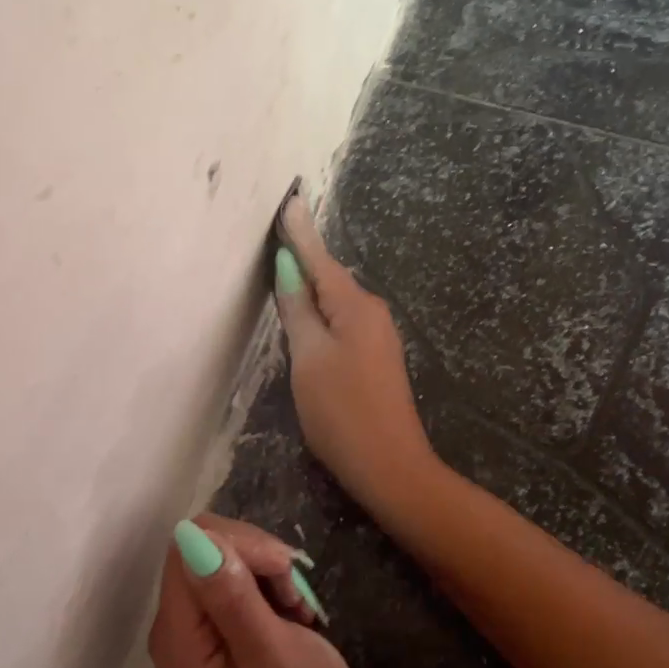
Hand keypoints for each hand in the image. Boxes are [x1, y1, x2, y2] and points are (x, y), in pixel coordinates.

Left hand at [148, 517, 355, 667]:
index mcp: (177, 639)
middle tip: (293, 591)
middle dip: (256, 556)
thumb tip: (192, 534)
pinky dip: (267, 578)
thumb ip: (234, 599)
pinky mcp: (213, 620)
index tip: (283, 569)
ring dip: (267, 568)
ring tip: (295, 604)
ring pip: (222, 552)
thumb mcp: (275, 658)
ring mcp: (192, 622)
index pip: (189, 548)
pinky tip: (289, 606)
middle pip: (203, 546)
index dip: (239, 545)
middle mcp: (173, 625)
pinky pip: (233, 571)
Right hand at [273, 195, 435, 508]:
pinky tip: (306, 315)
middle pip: (329, 276)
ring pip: (336, 300)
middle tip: (277, 232)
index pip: (320, 259)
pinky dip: (321, 311)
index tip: (290, 200)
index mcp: (355, 306)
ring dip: (310, 286)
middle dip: (303, 257)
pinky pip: (342, 320)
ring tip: (283, 268)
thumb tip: (288, 267)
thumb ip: (298, 310)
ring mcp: (377, 335)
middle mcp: (371, 312)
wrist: (391, 468)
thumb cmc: (342, 411)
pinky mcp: (376, 356)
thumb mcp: (309, 358)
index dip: (301, 233)